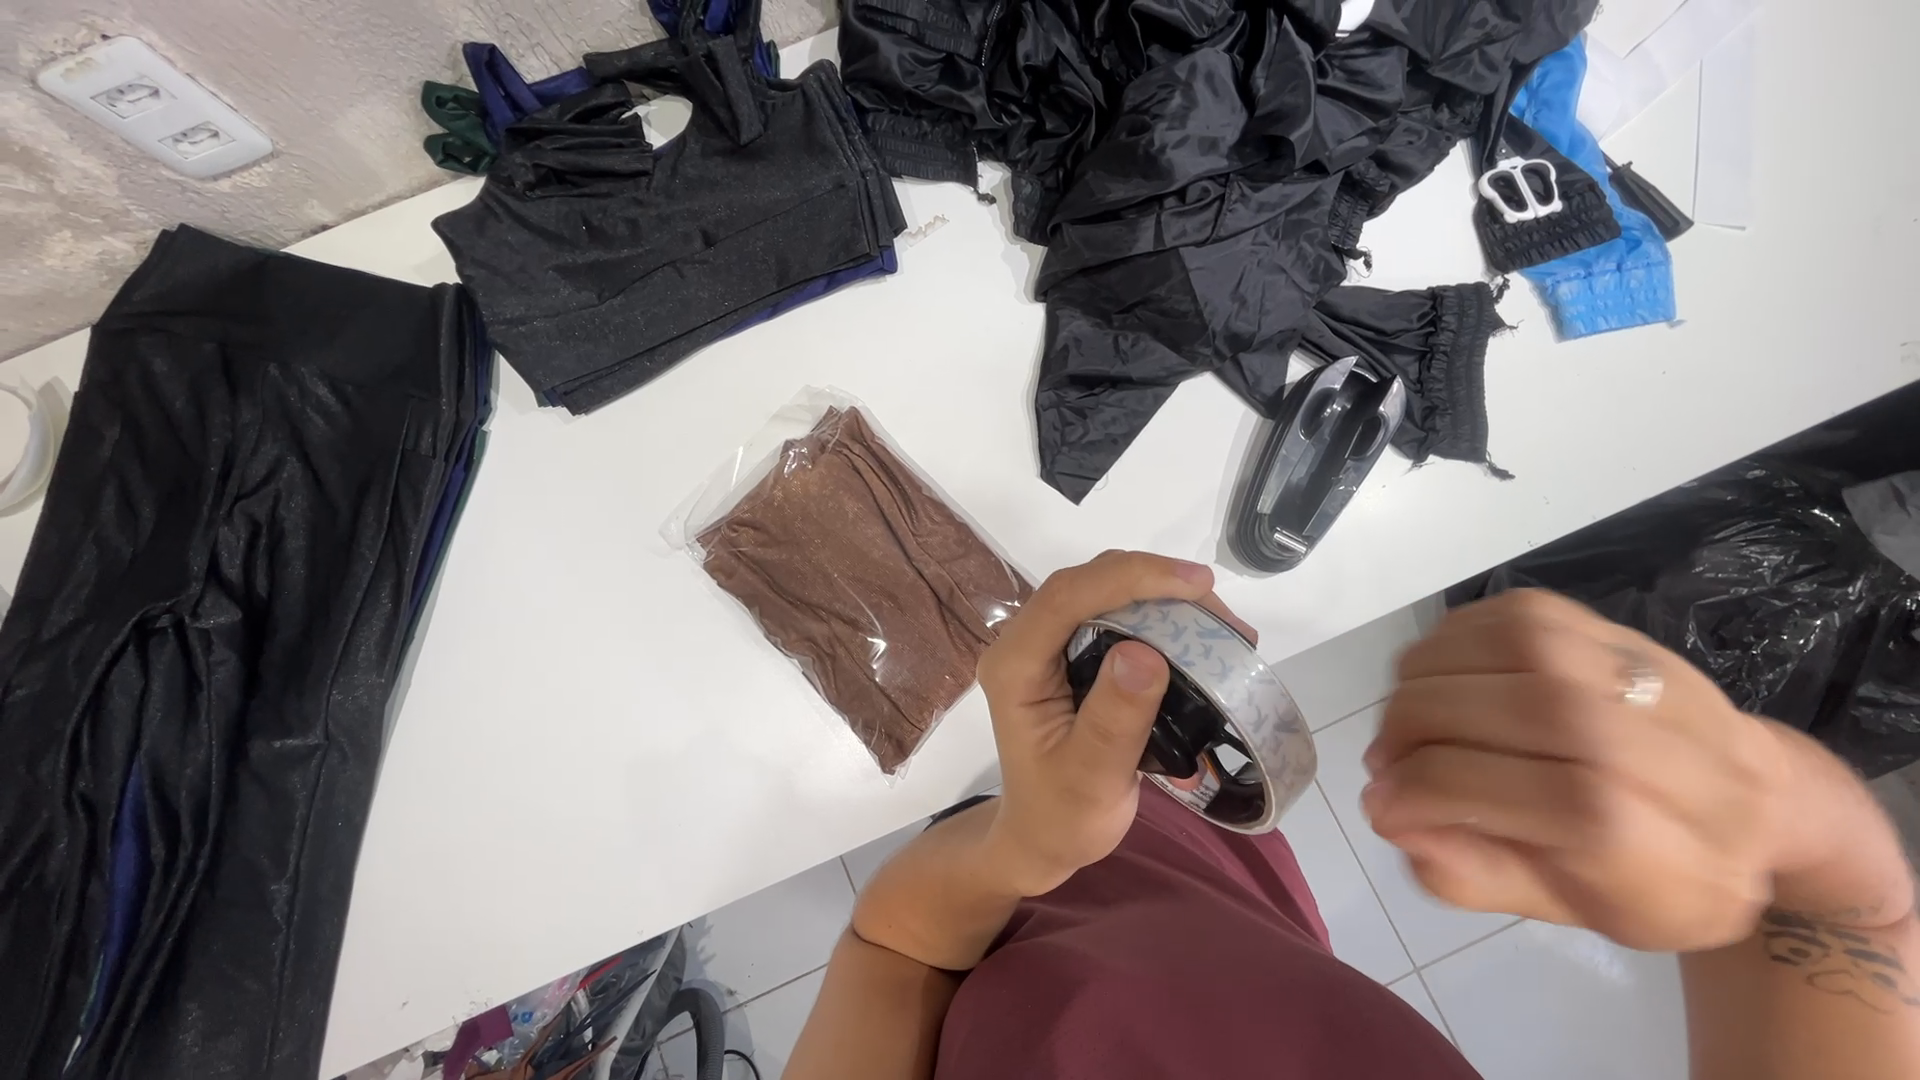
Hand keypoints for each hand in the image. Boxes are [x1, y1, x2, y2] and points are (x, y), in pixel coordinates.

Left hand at [976, 550, 1247, 895]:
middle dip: (1156, 584)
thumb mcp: (1092, 778)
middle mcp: (1024, 643)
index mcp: (1014, 666)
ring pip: (1106, 594)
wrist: (1044, 836)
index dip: (1129, 579)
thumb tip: (1145, 652)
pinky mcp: (1071, 652)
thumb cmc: (1062, 815)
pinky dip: (1160, 618)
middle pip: (1087, 585)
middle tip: (1222, 614)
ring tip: (1223, 627)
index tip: (1194, 583)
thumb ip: (1115, 718)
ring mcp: (1047, 645)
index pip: (1065, 598)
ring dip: (1165, 600)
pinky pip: (1116, 616)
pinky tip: (1199, 637)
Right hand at [1362, 589, 1798, 951]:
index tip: (1382, 804)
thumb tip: (1390, 815)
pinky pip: (1512, 613)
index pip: (1519, 793)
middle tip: (1386, 757)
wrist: (1754, 807)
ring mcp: (1643, 677)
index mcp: (1649, 838)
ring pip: (1510, 647)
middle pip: (1519, 711)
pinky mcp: (1612, 632)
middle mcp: (1659, 748)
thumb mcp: (1566, 910)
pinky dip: (1453, 639)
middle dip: (1415, 730)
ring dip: (1425, 679)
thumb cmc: (1648, 872)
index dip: (1422, 792)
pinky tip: (1439, 677)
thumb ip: (1470, 874)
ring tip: (1409, 716)